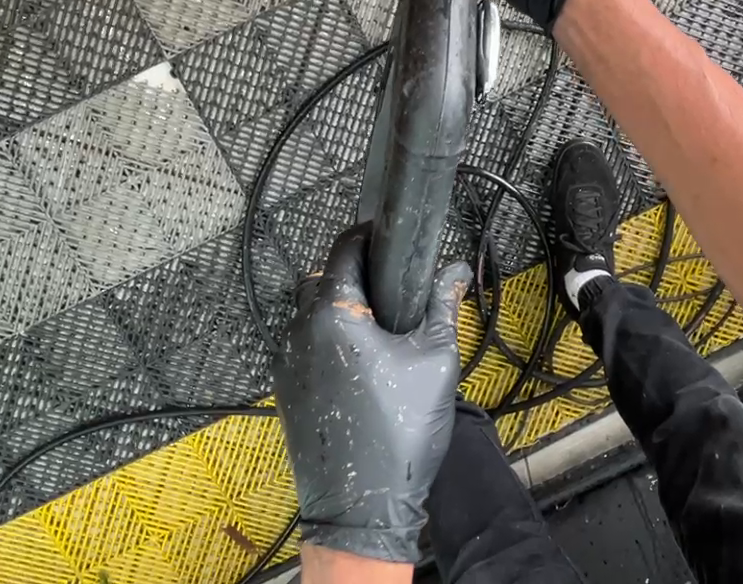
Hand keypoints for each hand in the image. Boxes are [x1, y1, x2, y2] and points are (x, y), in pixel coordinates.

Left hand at [274, 223, 471, 563]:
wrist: (363, 507)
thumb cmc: (401, 432)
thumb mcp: (435, 360)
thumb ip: (444, 306)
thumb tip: (457, 269)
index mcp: (335, 315)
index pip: (343, 250)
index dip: (365, 235)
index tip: (385, 235)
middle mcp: (301, 331)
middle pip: (321, 276)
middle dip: (350, 269)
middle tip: (386, 280)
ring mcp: (287, 361)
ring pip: (306, 310)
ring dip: (334, 302)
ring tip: (374, 318)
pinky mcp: (285, 387)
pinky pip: (301, 342)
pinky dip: (323, 334)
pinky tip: (356, 354)